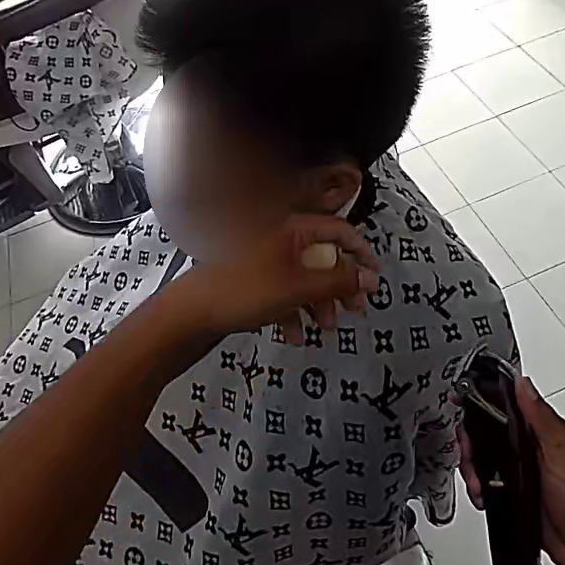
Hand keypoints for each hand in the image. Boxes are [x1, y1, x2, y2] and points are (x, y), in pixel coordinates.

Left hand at [170, 214, 380, 343]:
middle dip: (342, 285)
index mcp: (292, 230)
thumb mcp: (299, 287)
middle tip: (356, 308)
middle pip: (324, 257)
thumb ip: (339, 281)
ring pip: (305, 279)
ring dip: (319, 304)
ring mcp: (265, 261)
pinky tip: (292, 335)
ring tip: (325, 328)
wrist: (190, 314)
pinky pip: (284, 293)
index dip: (361, 250)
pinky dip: (293, 312)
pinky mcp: (253, 282)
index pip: (338, 230)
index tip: (374, 274)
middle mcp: (280, 240)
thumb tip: (370, 278)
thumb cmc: (243, 291)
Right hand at [459, 376, 564, 564]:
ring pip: (488, 459)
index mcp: (547, 433)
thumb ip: (541, 418)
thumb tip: (524, 384)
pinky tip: (482, 493)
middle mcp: (534, 450)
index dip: (486, 401)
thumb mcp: (562, 454)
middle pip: (491, 432)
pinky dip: (480, 486)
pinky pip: (490, 484)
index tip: (465, 400)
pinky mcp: (517, 495)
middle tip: (469, 451)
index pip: (512, 407)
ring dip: (475, 466)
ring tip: (477, 479)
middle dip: (473, 439)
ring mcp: (525, 474)